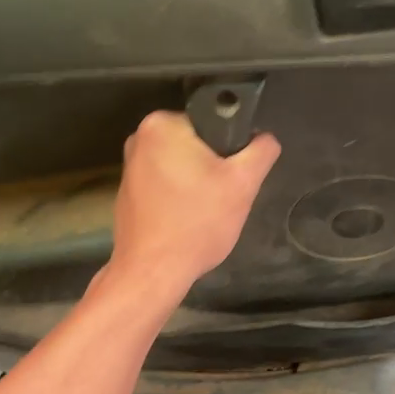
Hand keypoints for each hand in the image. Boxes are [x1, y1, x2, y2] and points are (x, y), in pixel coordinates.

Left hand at [107, 111, 279, 295]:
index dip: (230, 146)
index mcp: (162, 124)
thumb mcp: (243, 183)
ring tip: (207, 209)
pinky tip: (189, 218)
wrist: (152, 272)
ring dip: (199, 182)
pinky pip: (167, 183)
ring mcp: (130, 165)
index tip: (234, 172)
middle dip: (215, 166)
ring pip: (183, 164)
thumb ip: (261, 150)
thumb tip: (265, 138)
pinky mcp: (129, 191)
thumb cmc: (197, 223)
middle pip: (197, 143)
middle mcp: (140, 137)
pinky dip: (181, 196)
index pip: (213, 121)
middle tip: (224, 194)